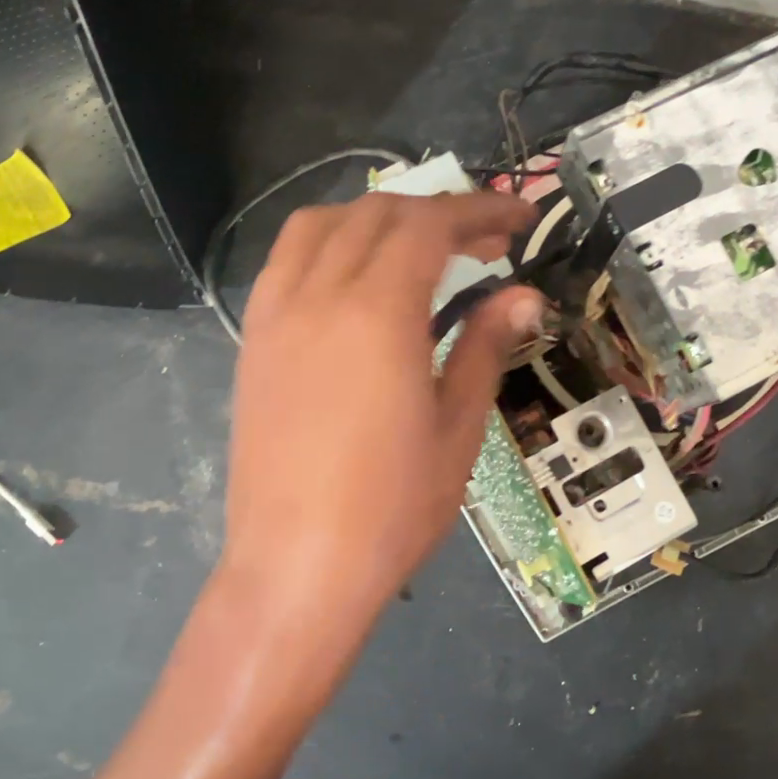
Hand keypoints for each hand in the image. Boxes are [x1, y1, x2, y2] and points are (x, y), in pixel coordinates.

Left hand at [224, 191, 543, 629]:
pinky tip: (354, 277)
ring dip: (378, 218)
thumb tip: (524, 295)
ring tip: (418, 249)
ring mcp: (276, 314)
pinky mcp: (253, 339)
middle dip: (438, 213)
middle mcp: (319, 294)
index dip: (480, 211)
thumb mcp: (457, 427)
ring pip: (323, 224)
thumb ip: (486, 346)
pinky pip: (286, 260)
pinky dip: (328, 242)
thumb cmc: (392, 507)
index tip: (520, 219)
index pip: (430, 225)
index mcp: (378, 312)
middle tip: (485, 245)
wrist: (298, 567)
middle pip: (379, 214)